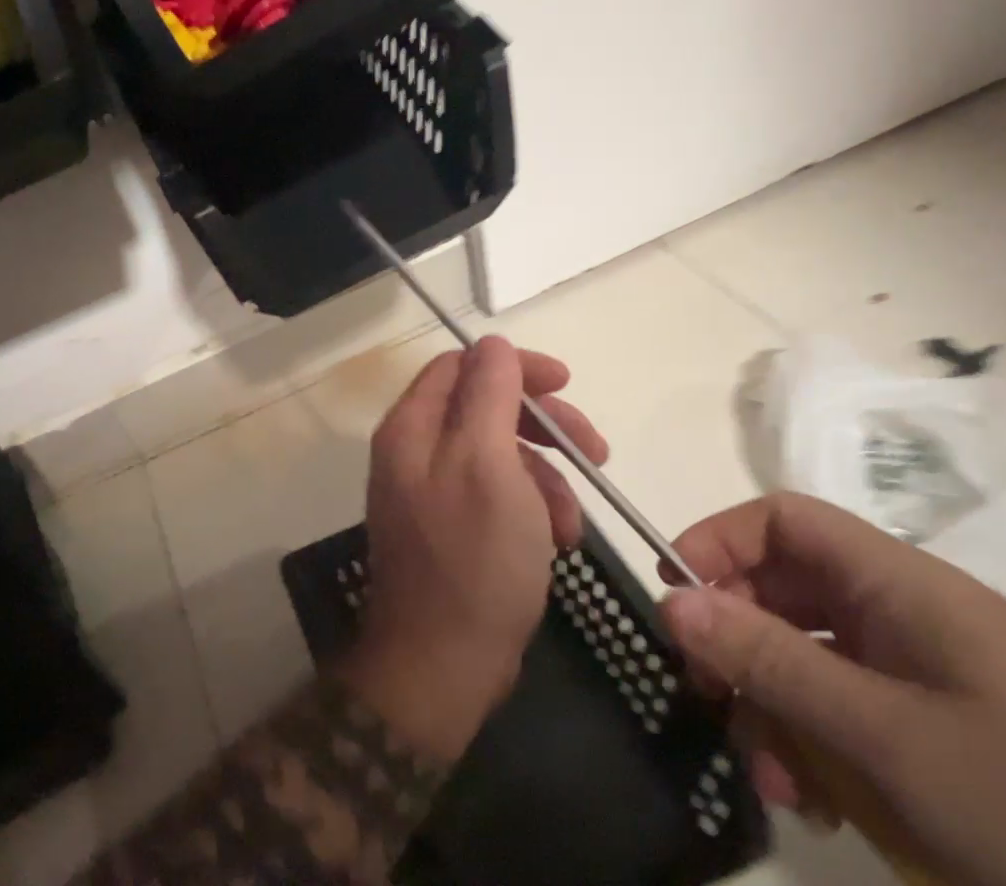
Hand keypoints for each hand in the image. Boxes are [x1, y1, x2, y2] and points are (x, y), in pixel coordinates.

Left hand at [338, 337, 608, 760]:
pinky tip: (559, 543)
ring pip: (500, 459)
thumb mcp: (486, 464)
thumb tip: (492, 342)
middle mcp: (413, 455)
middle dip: (544, 429)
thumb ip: (487, 395)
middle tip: (594, 450)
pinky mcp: (452, 533)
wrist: (444, 663)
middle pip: (484, 411)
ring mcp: (430, 496)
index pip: (460, 367)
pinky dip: (534, 513)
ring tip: (570, 523)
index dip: (514, 367)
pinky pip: (499, 500)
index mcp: (411, 430)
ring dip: (547, 481)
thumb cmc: (473, 560)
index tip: (566, 385)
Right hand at [660, 493, 1005, 885]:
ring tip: (781, 788)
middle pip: (785, 595)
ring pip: (810, 663)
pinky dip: (818, 750)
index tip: (674, 603)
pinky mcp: (945, 728)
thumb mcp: (889, 737)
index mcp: (902, 588)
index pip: (784, 521)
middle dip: (735, 650)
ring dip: (773, 716)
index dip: (719, 543)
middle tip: (710, 706)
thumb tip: (671, 599)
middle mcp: (908, 617)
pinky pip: (850, 713)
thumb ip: (772, 662)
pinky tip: (821, 804)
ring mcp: (928, 675)